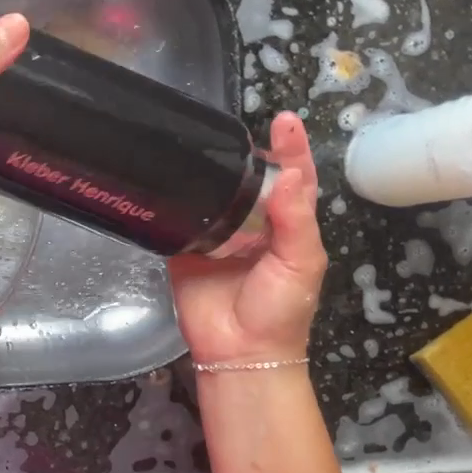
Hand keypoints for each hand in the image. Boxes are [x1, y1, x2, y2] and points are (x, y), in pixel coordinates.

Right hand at [167, 112, 325, 365]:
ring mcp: (217, 238)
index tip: (283, 120)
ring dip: (209, 175)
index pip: (292, 178)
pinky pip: (179, 223)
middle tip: (234, 130)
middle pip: (250, 182)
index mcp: (287, 225)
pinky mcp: (185, 252)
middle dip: (245, 155)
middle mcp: (252, 226)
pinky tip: (170, 182)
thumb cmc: (281, 310)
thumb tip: (290, 173)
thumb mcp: (301, 264)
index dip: (290, 149)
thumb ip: (295, 220)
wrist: (239, 351)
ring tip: (200, 147)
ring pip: (214, 199)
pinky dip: (175, 204)